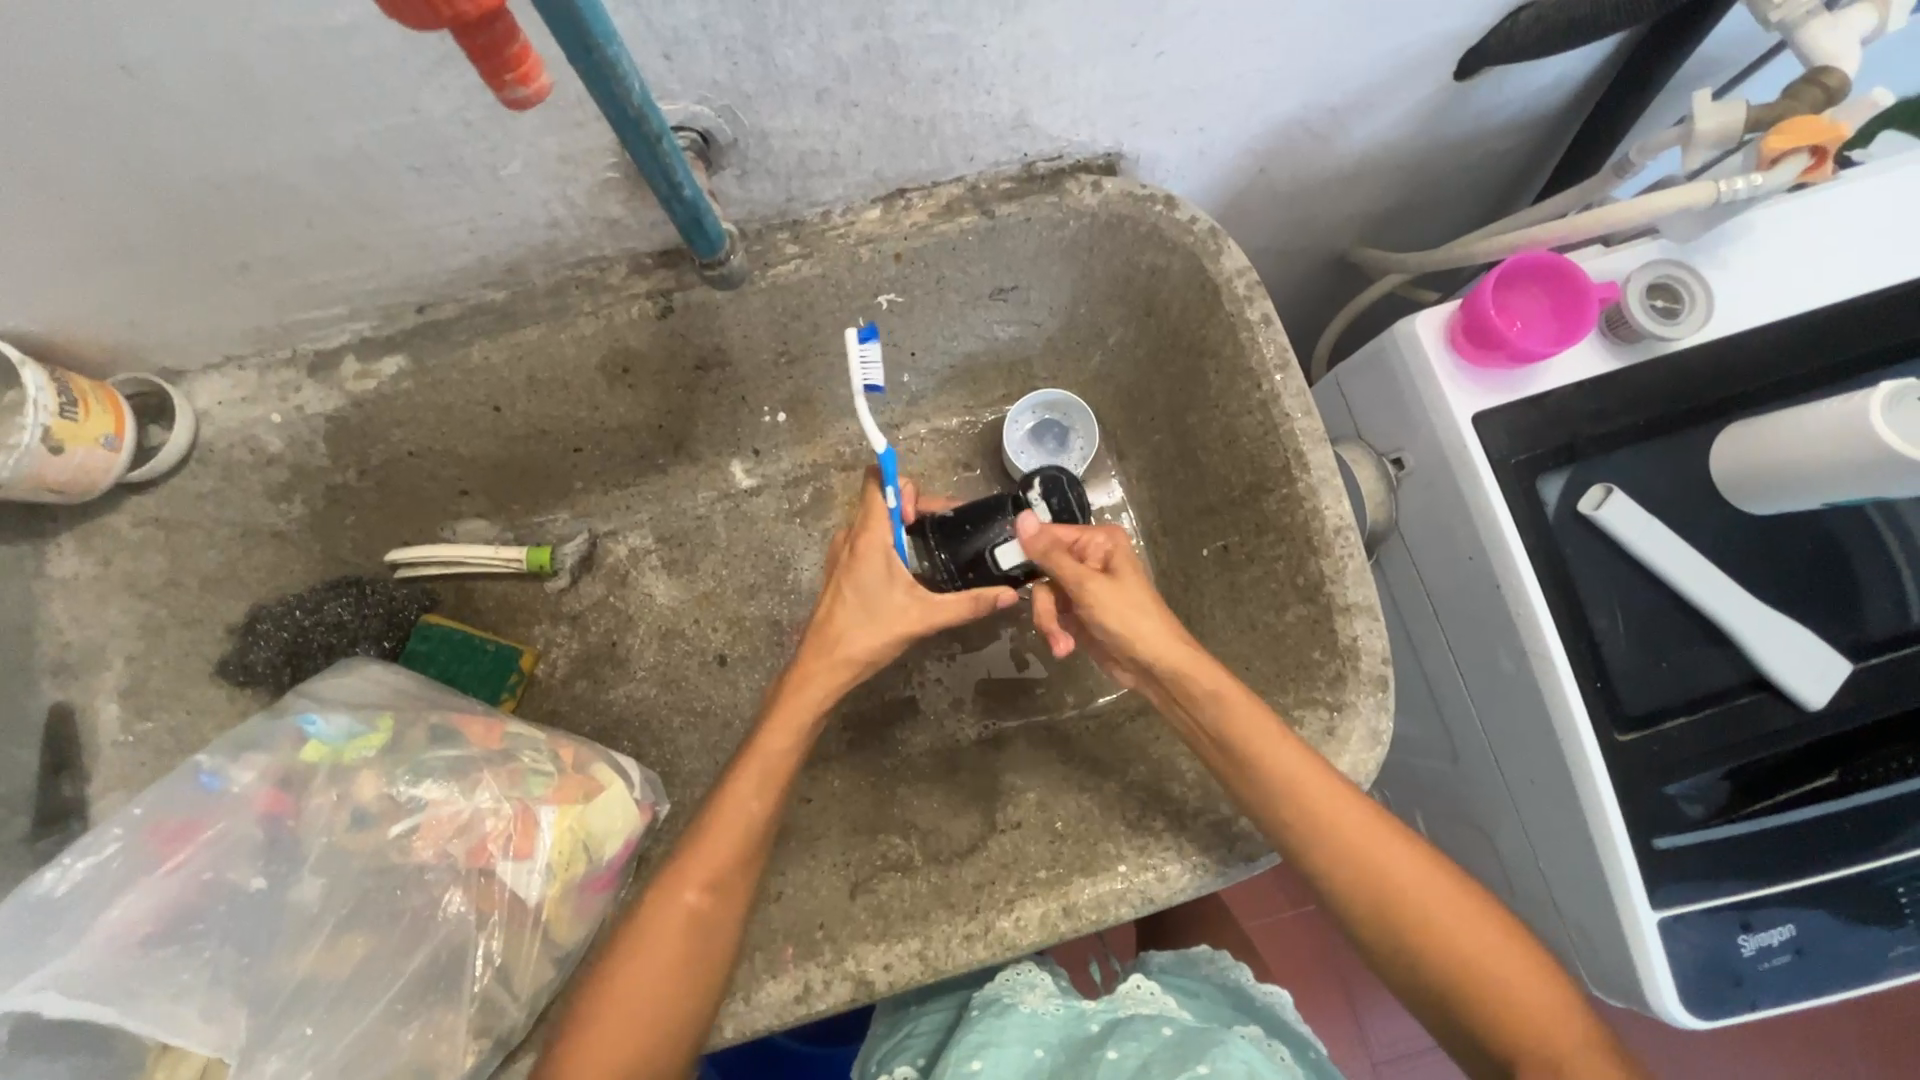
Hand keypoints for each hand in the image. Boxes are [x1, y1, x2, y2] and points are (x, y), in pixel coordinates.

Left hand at [791, 469, 1017, 694]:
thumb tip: (1009, 595)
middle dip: (914, 507)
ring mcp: (842, 551)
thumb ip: (969, 604)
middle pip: (881, 497)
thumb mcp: (924, 618)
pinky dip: (888, 542)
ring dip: (902, 525)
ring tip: (929, 549)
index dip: (904, 485)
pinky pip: (866, 538)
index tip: (922, 515)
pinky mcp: (840, 568)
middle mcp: (851, 535)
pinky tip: (908, 570)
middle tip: (941, 531)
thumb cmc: (869, 634)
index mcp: (868, 535)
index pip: (877, 478)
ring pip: (873, 519)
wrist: (824, 665)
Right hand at [1015, 511, 1202, 691]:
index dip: (1027, 554)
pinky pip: (1052, 615)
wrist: (1154, 667)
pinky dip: (1056, 632)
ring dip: (1050, 623)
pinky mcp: (1078, 613)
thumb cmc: (1128, 619)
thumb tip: (1021, 517)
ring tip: (1062, 645)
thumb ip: (1050, 554)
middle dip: (1045, 603)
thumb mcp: (1086, 586)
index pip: (1049, 536)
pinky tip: (1065, 648)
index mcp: (1098, 541)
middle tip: (1051, 622)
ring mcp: (1082, 587)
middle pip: (1042, 570)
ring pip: (1044, 597)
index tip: (1006, 570)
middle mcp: (1089, 559)